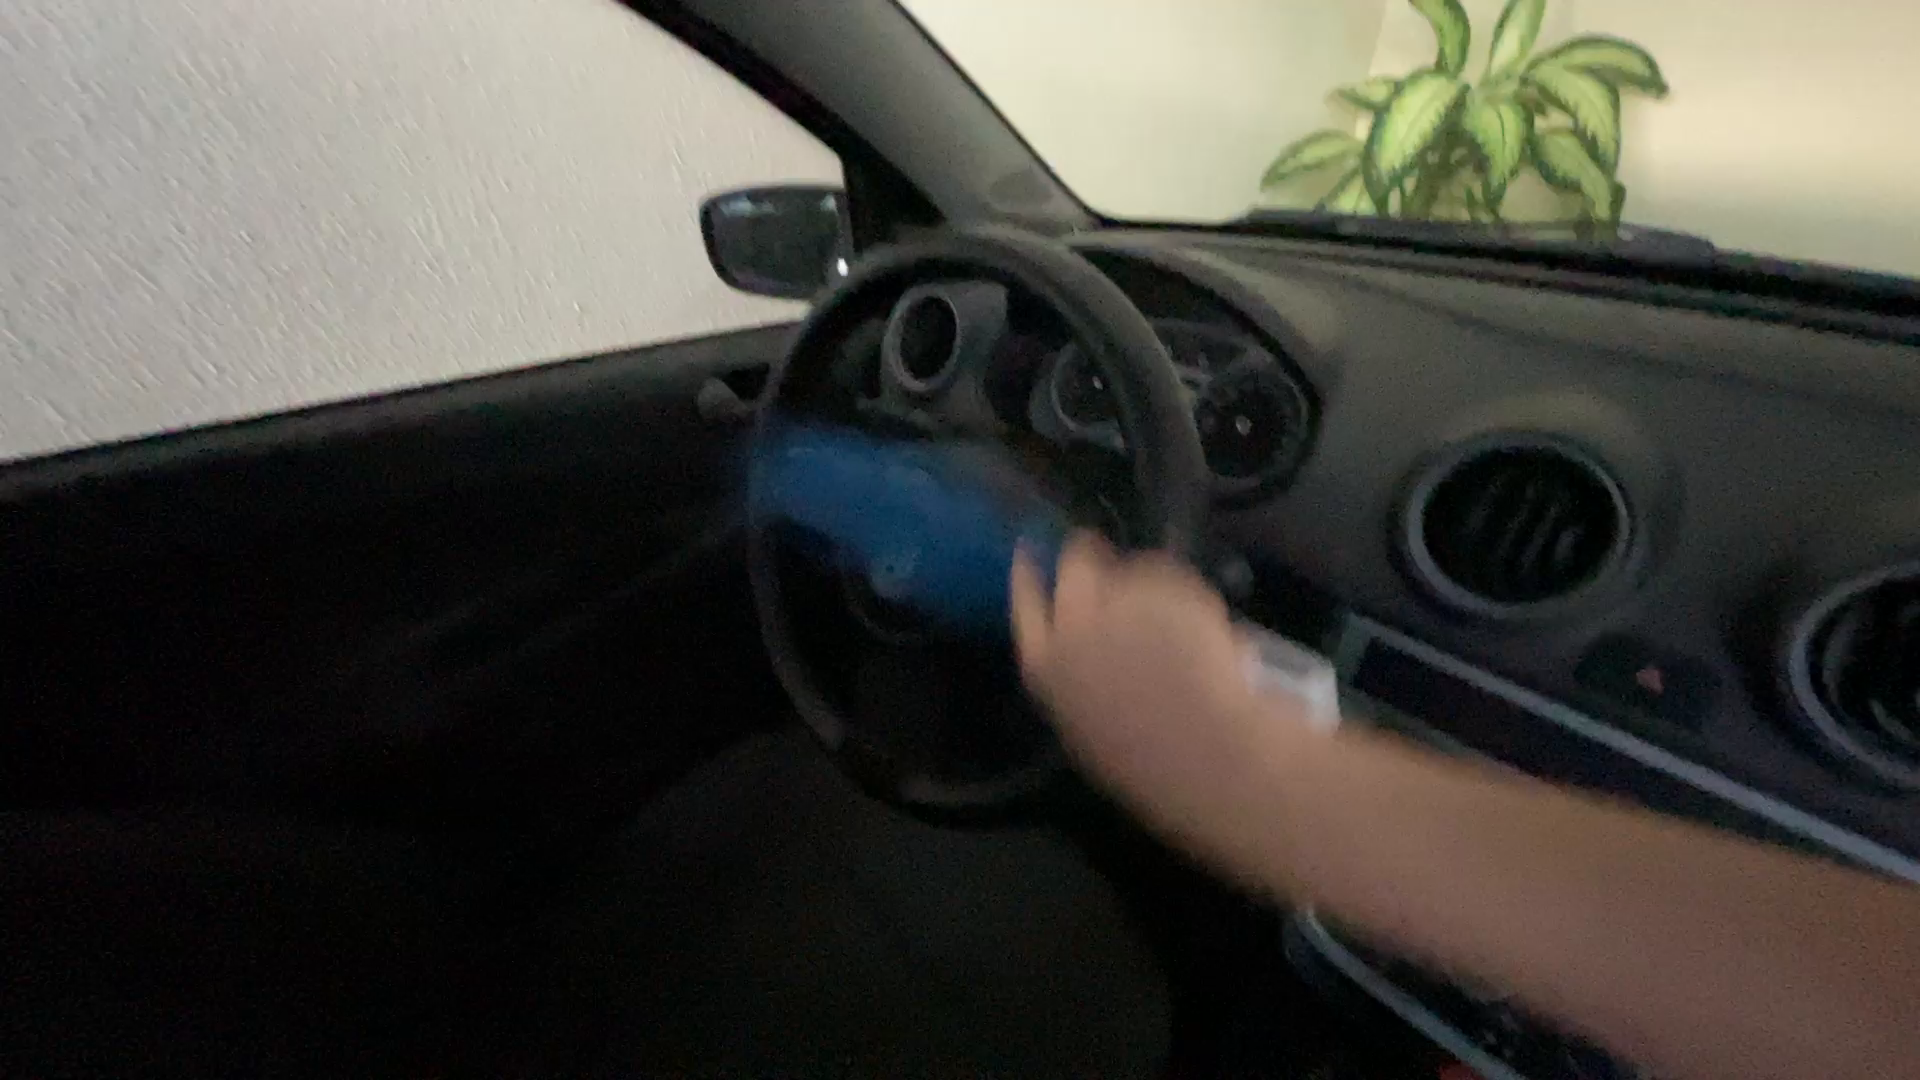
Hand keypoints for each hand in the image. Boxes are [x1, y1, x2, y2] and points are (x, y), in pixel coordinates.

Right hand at [1011, 533, 1321, 878]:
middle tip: (1099, 549)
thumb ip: (1074, 670)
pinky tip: (1203, 624)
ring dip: (1142, 579)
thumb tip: (1083, 640)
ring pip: (1127, 567)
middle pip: (1073, 563)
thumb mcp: (1084, 722)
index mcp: (1045, 663)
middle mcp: (1074, 621)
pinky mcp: (1166, 587)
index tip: (1030, 550)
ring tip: (1170, 612)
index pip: (1026, 598)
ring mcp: (1120, 599)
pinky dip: (1183, 592)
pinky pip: (1170, 576)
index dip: (1027, 571)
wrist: (1205, 752)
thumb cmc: (1146, 762)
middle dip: (1085, 552)